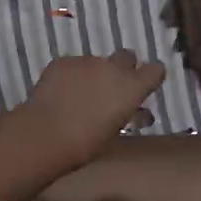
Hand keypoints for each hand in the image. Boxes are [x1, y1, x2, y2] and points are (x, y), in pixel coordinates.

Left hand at [22, 50, 164, 162]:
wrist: (46, 134)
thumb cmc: (85, 143)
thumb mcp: (115, 131)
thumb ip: (129, 115)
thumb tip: (139, 112)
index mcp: (132, 87)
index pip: (155, 70)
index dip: (149, 78)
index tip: (143, 88)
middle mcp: (112, 67)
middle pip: (126, 57)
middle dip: (122, 69)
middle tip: (110, 88)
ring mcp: (86, 61)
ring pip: (96, 62)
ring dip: (93, 74)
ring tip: (78, 95)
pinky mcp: (62, 61)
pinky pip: (72, 65)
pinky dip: (70, 76)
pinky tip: (60, 92)